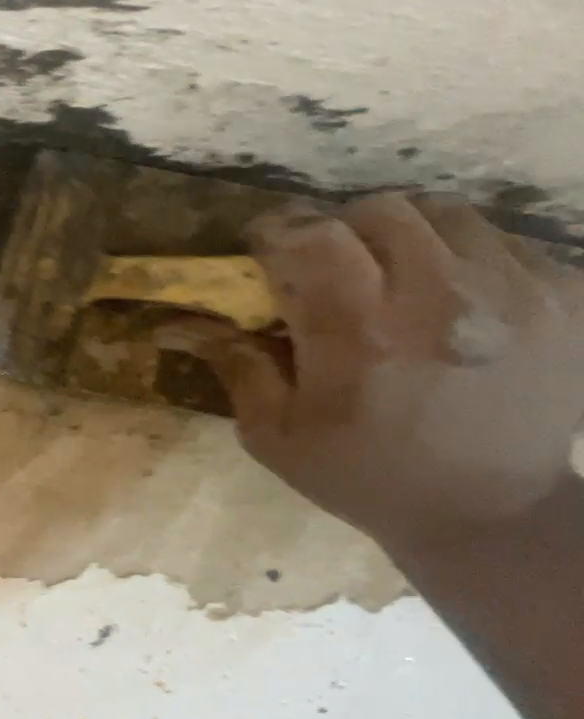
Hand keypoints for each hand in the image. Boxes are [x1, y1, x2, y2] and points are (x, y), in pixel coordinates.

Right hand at [158, 192, 583, 556]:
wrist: (485, 508)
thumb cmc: (356, 474)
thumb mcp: (272, 432)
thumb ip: (234, 364)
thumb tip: (173, 324)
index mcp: (357, 337)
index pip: (312, 237)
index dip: (277, 229)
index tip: (260, 245)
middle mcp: (441, 299)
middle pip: (379, 210)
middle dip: (337, 227)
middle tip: (321, 264)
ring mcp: (517, 290)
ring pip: (445, 212)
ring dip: (400, 234)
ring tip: (386, 276)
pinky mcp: (569, 292)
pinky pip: (502, 238)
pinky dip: (460, 255)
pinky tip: (445, 298)